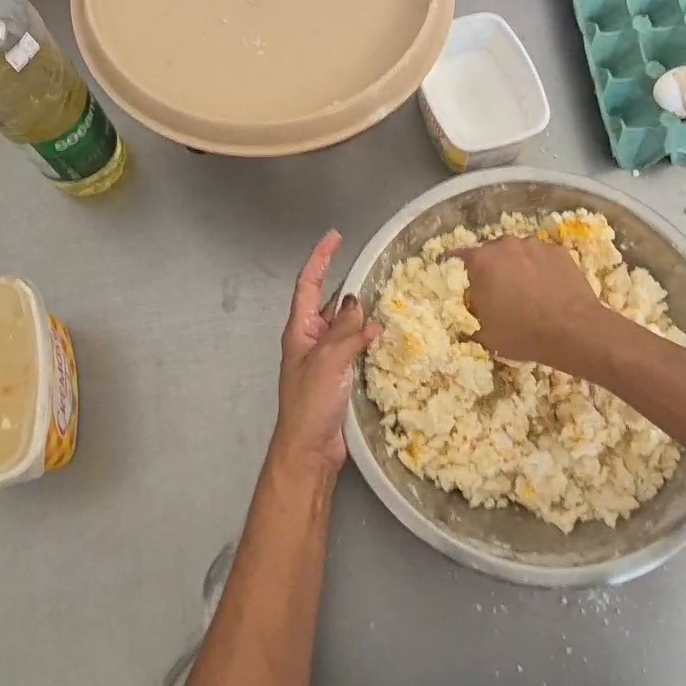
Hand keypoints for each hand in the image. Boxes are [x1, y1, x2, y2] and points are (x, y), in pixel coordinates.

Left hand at [272, 231, 382, 473]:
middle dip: (347, 286)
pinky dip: (368, 338)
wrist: (310, 449)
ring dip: (361, 313)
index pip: (308, 284)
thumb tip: (358, 304)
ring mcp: (326, 358)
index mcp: (299, 330)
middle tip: (373, 269)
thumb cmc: (310, 403)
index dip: (320, 259)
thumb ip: (344, 331)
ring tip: (386, 298)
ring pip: (345, 325)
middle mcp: (311, 339)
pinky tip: (384, 335)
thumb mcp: (327, 361)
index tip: (335, 237)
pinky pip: (355, 347)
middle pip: (329, 302)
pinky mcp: (340, 375)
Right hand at [457, 236, 611, 369]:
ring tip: (524, 288)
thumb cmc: (522, 334)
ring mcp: (534, 245)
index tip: (456, 277)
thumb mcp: (485, 334)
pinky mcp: (559, 251)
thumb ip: (472, 317)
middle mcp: (505, 245)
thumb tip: (469, 317)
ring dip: (516, 265)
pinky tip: (546, 287)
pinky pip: (541, 256)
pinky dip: (540, 267)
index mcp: (480, 261)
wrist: (573, 331)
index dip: (454, 266)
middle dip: (490, 267)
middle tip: (494, 288)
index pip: (456, 256)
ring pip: (517, 251)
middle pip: (489, 251)